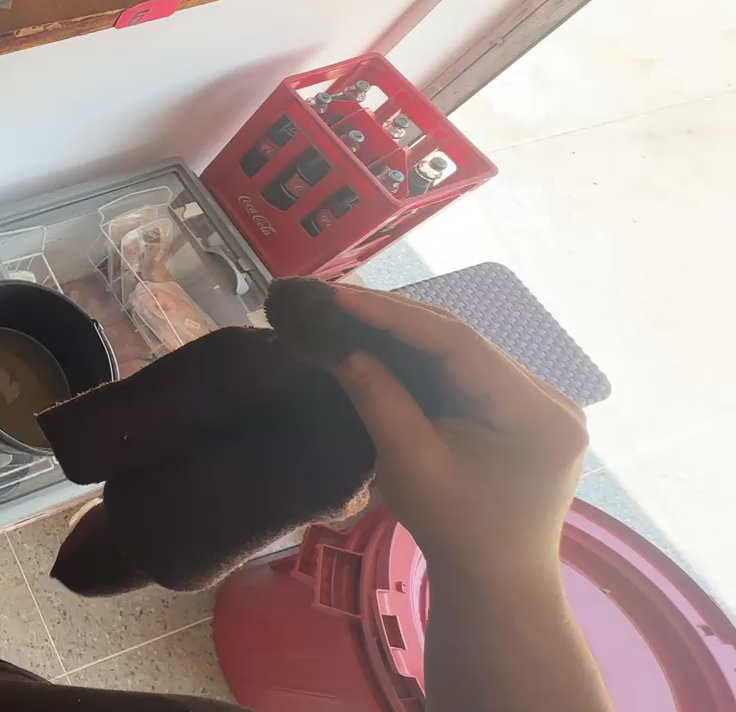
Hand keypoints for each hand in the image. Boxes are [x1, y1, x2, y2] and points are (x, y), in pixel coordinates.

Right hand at [327, 284, 587, 587]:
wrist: (493, 577)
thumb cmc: (455, 526)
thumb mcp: (408, 459)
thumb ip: (376, 394)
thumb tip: (336, 343)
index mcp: (535, 413)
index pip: (457, 342)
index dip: (392, 313)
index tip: (336, 296)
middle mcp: (544, 397)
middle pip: (457, 337)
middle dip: (390, 312)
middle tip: (327, 295)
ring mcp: (529, 400)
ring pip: (453, 344)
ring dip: (396, 325)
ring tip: (341, 305)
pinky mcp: (507, 406)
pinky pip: (453, 362)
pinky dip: (409, 346)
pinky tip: (372, 332)